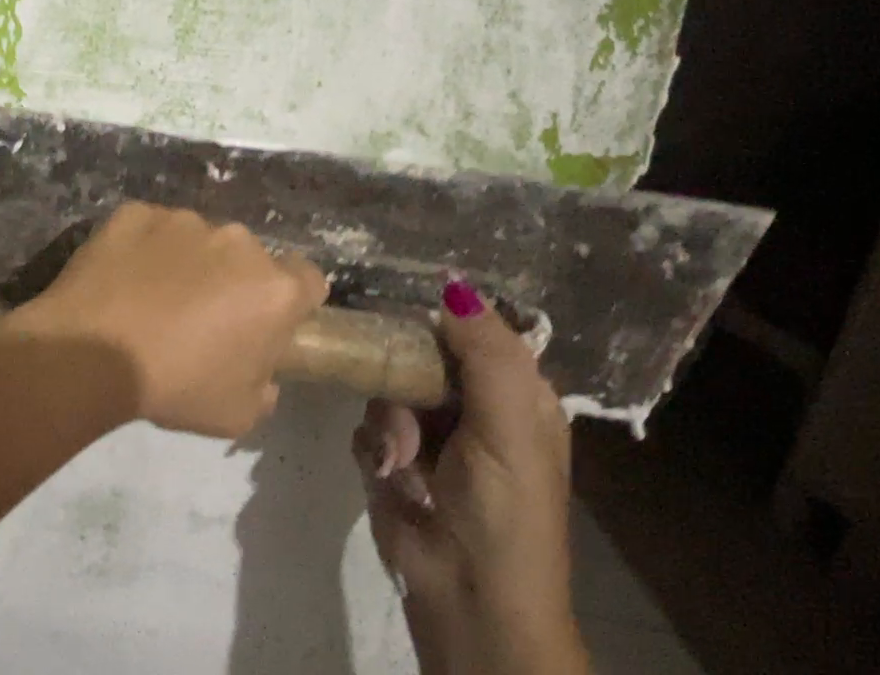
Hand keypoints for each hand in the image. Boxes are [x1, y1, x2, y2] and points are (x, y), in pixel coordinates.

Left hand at [4, 202, 328, 438]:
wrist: (88, 353)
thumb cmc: (173, 387)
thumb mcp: (239, 414)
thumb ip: (265, 386)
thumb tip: (261, 373)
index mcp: (275, 288)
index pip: (307, 282)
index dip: (288, 303)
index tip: (262, 323)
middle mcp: (237, 242)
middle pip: (247, 257)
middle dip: (232, 281)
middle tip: (199, 316)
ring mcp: (183, 220)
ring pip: (197, 239)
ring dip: (186, 261)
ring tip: (151, 297)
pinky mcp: (135, 212)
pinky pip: (149, 229)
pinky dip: (142, 248)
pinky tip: (121, 278)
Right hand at [351, 282, 589, 674]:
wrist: (466, 595)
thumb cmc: (504, 511)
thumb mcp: (509, 429)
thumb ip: (486, 356)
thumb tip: (455, 284)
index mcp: (515, 398)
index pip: (473, 336)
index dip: (441, 325)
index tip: (406, 320)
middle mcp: (470, 409)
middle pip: (419, 357)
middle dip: (405, 381)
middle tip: (409, 413)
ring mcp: (428, 435)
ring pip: (386, 388)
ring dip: (388, 421)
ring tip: (401, 460)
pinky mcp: (389, 458)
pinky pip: (364, 424)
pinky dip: (371, 444)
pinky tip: (386, 471)